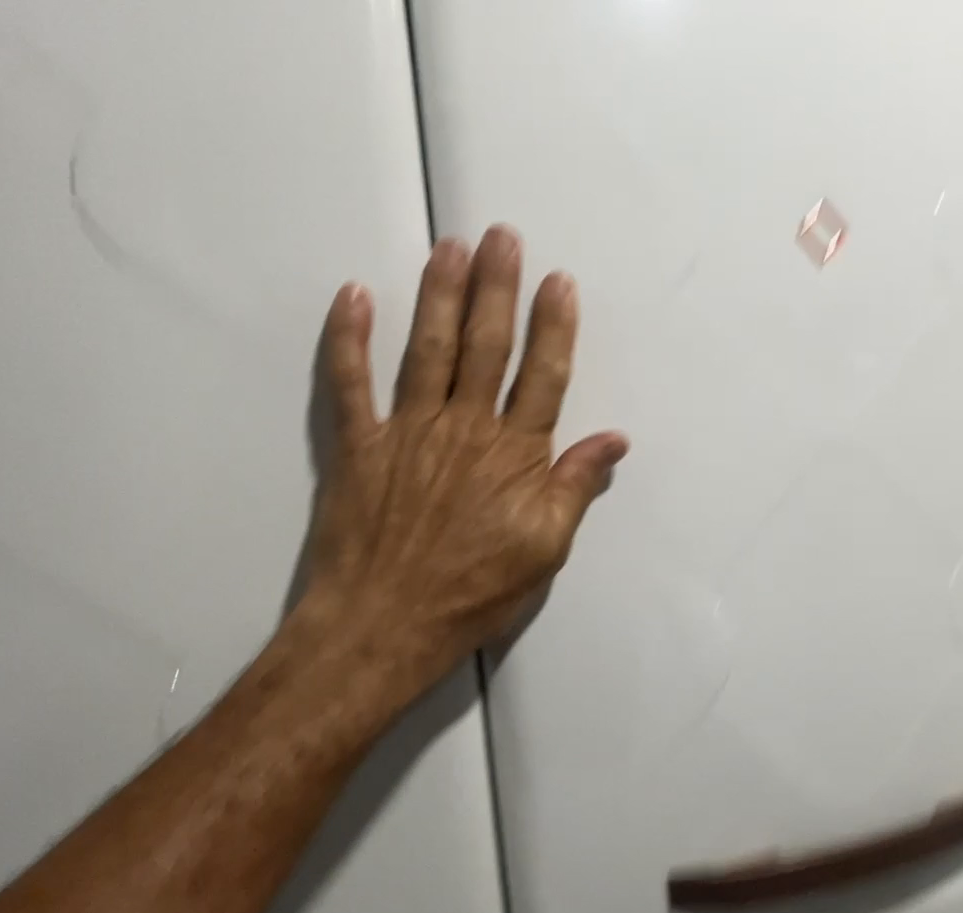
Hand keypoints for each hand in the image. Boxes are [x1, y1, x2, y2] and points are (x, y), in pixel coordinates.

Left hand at [290, 224, 626, 716]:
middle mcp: (464, 428)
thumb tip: (613, 440)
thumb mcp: (547, 550)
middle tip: (501, 237)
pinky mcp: (357, 445)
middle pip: (485, 347)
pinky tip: (355, 296)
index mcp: (516, 455)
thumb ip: (575, 487)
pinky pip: (350, 383)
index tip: (558, 282)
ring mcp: (407, 431)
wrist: (385, 624)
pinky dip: (349, 338)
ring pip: (428, 349)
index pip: (542, 377)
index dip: (553, 327)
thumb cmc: (475, 593)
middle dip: (496, 288)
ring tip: (449, 247)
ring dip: (439, 295)